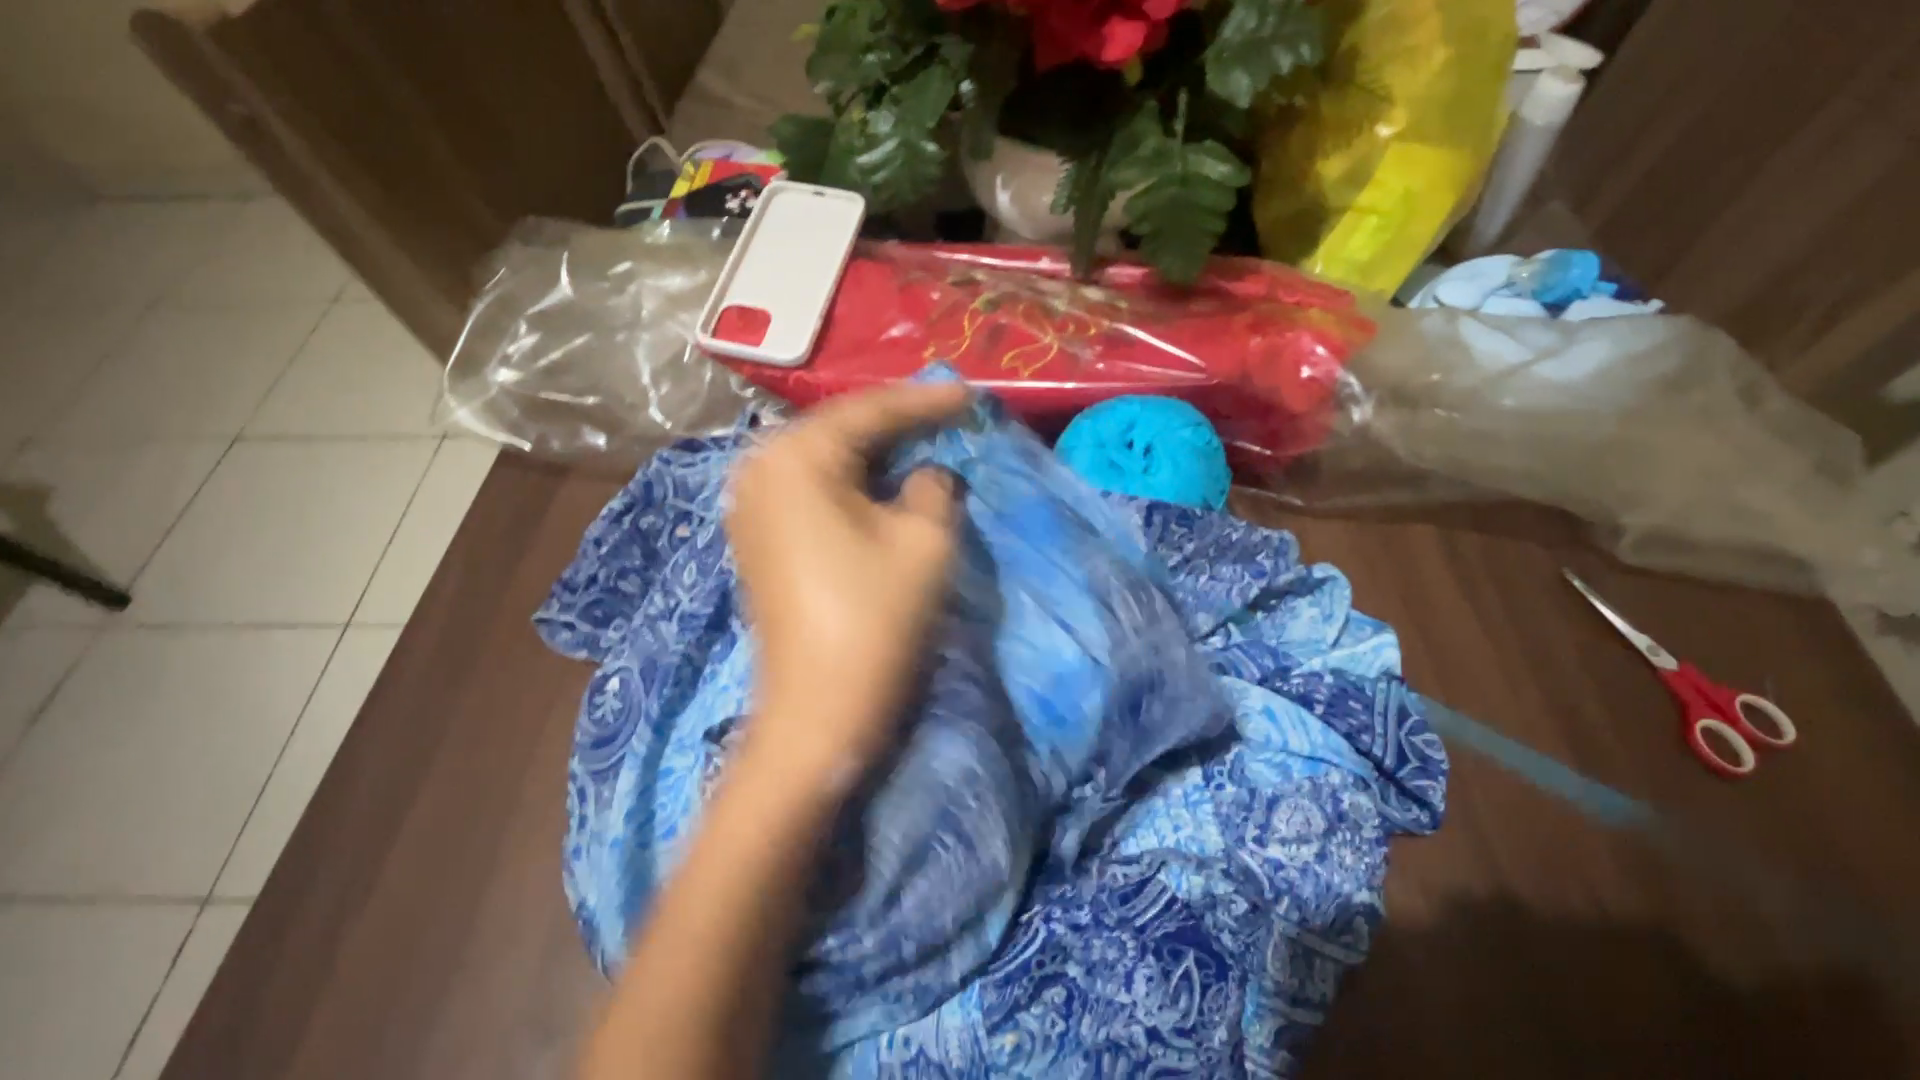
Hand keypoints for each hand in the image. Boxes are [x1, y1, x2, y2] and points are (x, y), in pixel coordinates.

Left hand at [726, 381, 970, 789]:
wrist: (817, 711)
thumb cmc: (874, 618)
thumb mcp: (923, 540)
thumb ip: (933, 486)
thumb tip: (927, 474)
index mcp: (793, 456)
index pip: (869, 412)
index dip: (927, 402)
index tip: (972, 395)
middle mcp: (758, 469)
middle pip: (839, 432)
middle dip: (896, 424)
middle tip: (949, 414)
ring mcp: (750, 506)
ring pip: (823, 463)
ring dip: (873, 455)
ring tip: (924, 441)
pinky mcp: (757, 540)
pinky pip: (809, 493)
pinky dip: (849, 485)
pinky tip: (883, 484)